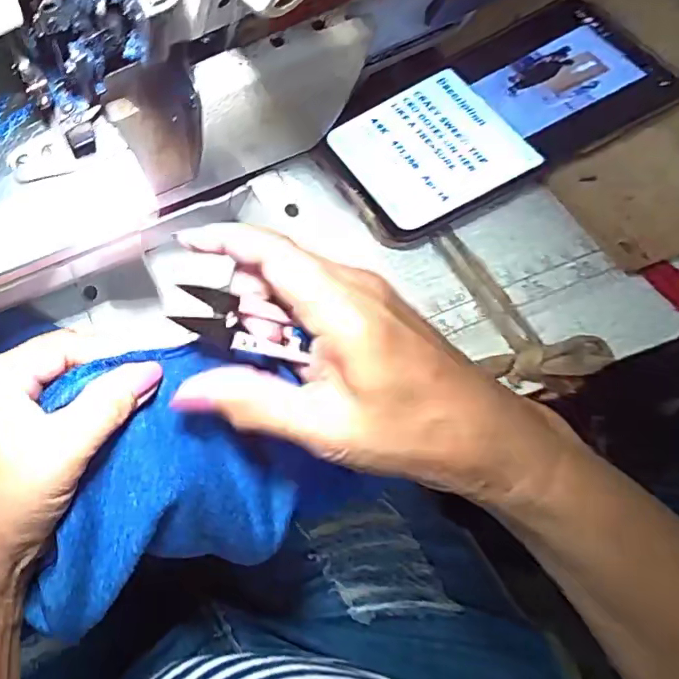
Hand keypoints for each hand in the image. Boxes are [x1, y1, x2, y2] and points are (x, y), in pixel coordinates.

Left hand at [0, 331, 163, 598]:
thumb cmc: (15, 501)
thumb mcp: (65, 449)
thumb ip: (107, 404)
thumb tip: (150, 368)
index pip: (64, 346)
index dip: (110, 353)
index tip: (154, 364)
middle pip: (64, 359)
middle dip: (106, 369)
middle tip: (151, 378)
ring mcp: (7, 400)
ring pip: (65, 380)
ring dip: (100, 388)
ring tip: (141, 391)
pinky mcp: (18, 422)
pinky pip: (60, 400)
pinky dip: (88, 405)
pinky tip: (115, 410)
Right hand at [168, 223, 585, 506]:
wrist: (494, 439)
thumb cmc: (416, 431)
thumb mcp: (324, 426)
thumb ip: (251, 402)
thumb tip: (189, 393)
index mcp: (340, 303)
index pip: (268, 249)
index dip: (220, 239)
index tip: (184, 240)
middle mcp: (351, 283)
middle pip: (273, 260)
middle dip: (235, 287)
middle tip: (217, 327)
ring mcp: (363, 290)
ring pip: (290, 275)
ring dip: (260, 304)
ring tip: (256, 348)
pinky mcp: (369, 303)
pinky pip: (310, 290)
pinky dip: (284, 311)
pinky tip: (286, 349)